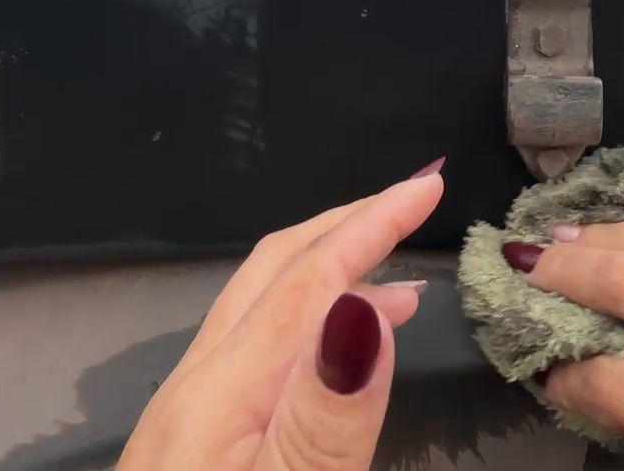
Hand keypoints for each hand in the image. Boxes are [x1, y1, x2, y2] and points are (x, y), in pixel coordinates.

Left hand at [120, 159, 445, 470]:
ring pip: (267, 297)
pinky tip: (349, 338)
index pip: (309, 277)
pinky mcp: (200, 439)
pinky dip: (317, 308)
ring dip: (334, 259)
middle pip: (277, 266)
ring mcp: (194, 411)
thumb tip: (366, 310)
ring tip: (401, 261)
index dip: (372, 222)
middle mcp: (199, 384)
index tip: (429, 184)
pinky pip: (266, 337)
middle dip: (349, 219)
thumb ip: (323, 424)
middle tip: (413, 198)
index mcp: (219, 395)